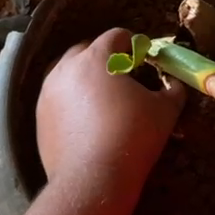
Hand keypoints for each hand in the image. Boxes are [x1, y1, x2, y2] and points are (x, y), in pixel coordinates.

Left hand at [36, 28, 185, 190]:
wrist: (93, 179)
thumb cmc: (132, 137)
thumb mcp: (164, 111)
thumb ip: (173, 90)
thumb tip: (175, 84)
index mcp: (96, 58)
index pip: (116, 35)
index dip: (134, 45)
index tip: (143, 61)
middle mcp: (66, 68)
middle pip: (86, 49)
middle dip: (104, 57)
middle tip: (122, 78)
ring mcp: (48, 92)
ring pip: (67, 72)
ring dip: (84, 77)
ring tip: (102, 99)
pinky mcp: (39, 116)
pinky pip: (57, 97)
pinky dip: (71, 101)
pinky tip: (86, 121)